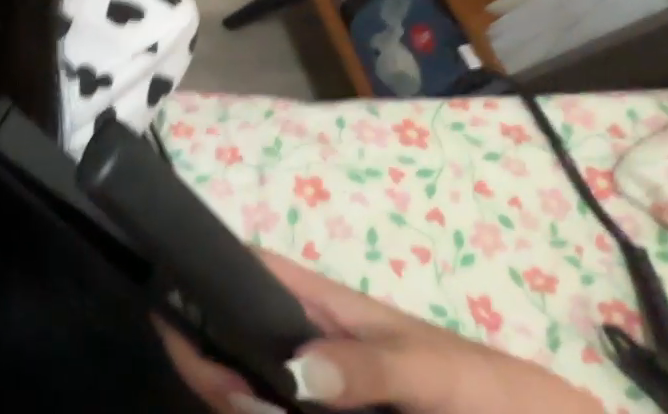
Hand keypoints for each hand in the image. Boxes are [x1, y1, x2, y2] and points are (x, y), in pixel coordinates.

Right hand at [164, 252, 600, 413]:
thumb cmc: (494, 391)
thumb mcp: (438, 372)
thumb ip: (371, 367)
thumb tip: (293, 371)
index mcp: (315, 305)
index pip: (240, 268)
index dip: (196, 274)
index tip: (173, 310)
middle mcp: (297, 341)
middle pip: (219, 332)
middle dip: (203, 358)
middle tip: (226, 396)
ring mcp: (305, 387)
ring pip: (236, 383)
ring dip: (225, 396)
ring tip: (244, 410)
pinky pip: (264, 411)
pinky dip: (249, 412)